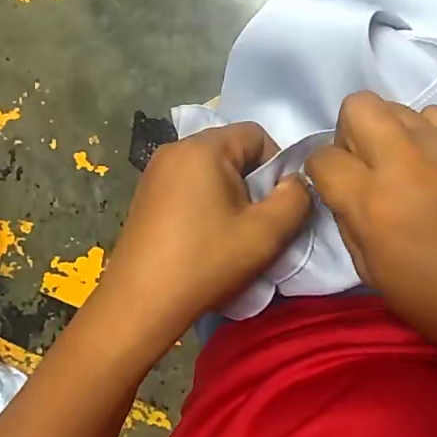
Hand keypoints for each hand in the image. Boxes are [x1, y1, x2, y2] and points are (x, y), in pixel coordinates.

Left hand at [96, 122, 311, 349]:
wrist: (140, 302)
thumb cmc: (206, 261)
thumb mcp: (266, 233)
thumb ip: (295, 198)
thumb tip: (294, 182)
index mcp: (202, 148)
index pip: (256, 134)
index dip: (277, 164)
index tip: (275, 204)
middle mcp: (174, 149)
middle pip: (231, 150)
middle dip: (252, 181)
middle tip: (255, 223)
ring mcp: (154, 172)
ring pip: (209, 169)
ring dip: (229, 195)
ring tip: (230, 233)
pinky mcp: (144, 194)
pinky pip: (187, 184)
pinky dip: (204, 203)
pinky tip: (202, 238)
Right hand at [304, 91, 436, 366]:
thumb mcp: (372, 273)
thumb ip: (349, 221)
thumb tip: (344, 193)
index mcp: (372, 201)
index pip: (323, 157)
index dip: (323, 174)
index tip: (336, 190)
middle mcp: (404, 160)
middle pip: (356, 107)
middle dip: (351, 134)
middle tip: (367, 167)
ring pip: (397, 107)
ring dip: (391, 134)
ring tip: (408, 167)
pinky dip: (429, 135)